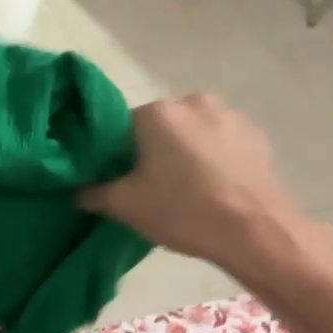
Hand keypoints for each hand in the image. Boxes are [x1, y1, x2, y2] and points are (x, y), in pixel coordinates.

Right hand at [80, 94, 332, 282]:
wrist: (255, 231)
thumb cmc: (182, 211)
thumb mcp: (124, 206)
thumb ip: (92, 193)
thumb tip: (77, 191)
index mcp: (159, 113)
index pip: (118, 127)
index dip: (111, 154)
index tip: (111, 178)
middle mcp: (194, 102)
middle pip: (157, 126)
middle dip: (147, 150)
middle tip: (143, 185)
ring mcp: (230, 115)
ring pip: (189, 132)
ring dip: (179, 153)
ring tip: (178, 187)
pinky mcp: (255, 134)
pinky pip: (217, 141)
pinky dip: (207, 158)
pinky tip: (207, 187)